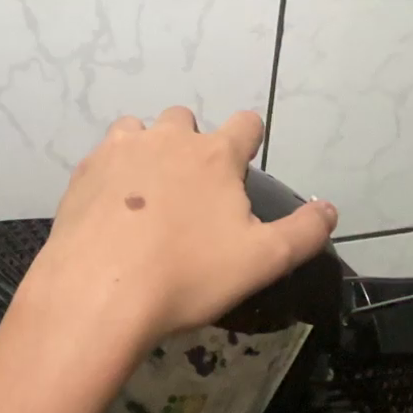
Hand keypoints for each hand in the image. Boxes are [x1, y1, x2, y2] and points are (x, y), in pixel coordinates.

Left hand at [19, 107, 338, 352]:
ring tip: (147, 194)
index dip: (249, 140)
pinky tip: (111, 211)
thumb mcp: (263, 261)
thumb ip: (304, 232)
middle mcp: (168, 139)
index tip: (244, 164)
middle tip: (192, 191)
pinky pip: (104, 157)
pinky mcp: (83, 172)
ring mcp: (120, 151)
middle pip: (186, 120)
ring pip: (138, 129)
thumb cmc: (188, 275)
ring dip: (147, 149)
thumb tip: (329, 210)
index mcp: (215, 155)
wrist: (99, 292)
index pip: (245, 124)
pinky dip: (112, 174)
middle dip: (193, 144)